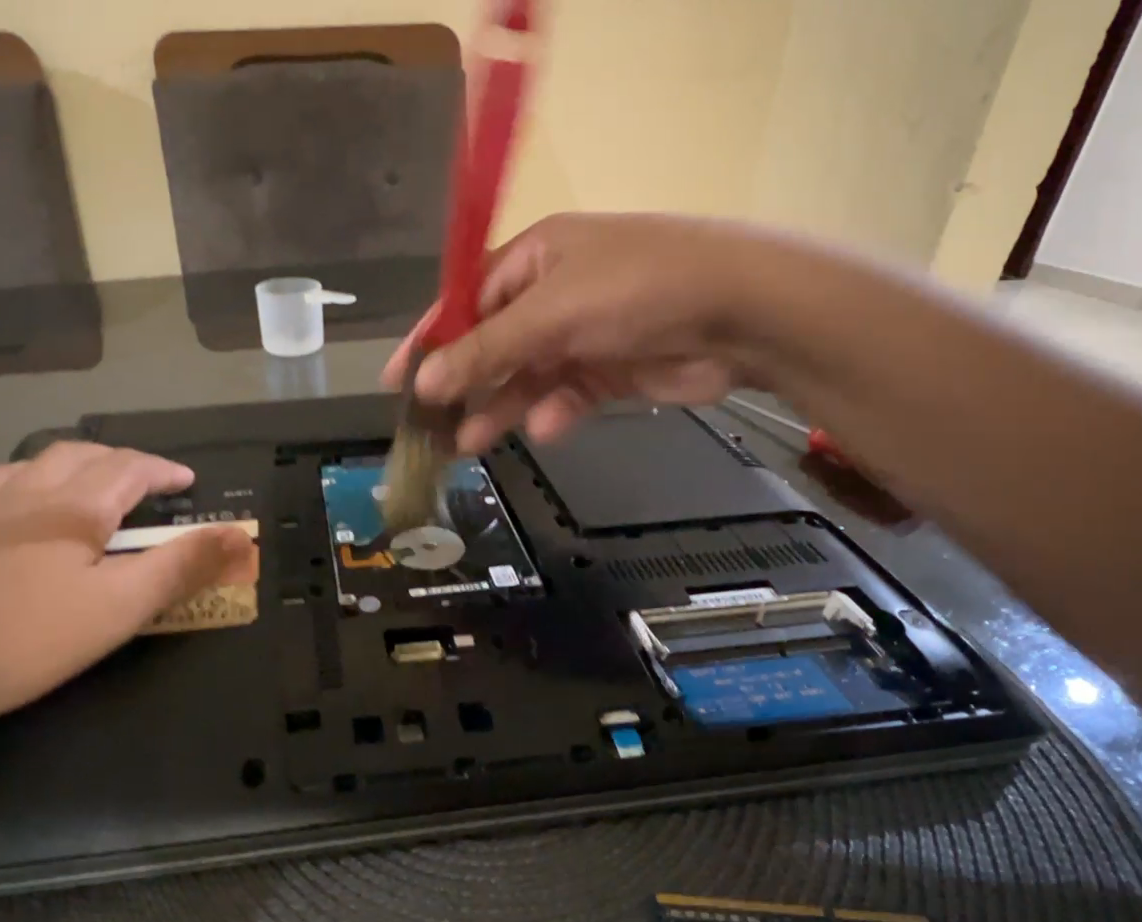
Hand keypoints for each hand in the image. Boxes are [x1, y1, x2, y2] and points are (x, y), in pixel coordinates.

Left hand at [0, 441, 255, 740]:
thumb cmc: (15, 638)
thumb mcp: (115, 610)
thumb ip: (179, 569)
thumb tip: (242, 533)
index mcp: (71, 511)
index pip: (128, 470)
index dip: (162, 470)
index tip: (185, 478)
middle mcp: (18, 498)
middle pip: (71, 458)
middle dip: (111, 460)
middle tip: (133, 477)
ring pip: (14, 472)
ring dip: (51, 470)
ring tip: (64, 488)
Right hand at [381, 212, 759, 453]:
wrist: (743, 313)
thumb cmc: (640, 289)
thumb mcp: (552, 313)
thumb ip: (487, 350)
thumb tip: (422, 383)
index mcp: (535, 258)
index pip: (466, 300)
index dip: (431, 340)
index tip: (398, 381)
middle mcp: (554, 293)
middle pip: (493, 344)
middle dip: (466, 384)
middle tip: (433, 427)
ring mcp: (583, 333)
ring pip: (527, 376)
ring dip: (502, 407)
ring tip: (472, 443)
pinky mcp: (611, 369)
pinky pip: (567, 394)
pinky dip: (556, 411)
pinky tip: (550, 426)